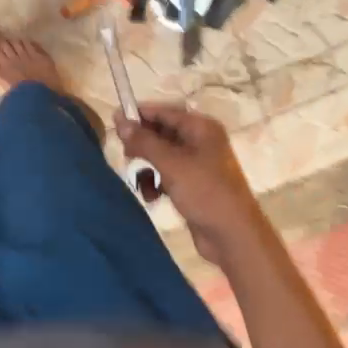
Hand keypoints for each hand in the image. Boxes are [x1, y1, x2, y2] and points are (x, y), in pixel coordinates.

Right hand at [115, 103, 272, 267]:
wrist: (232, 236)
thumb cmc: (204, 193)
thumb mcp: (171, 164)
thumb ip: (144, 141)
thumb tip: (120, 120)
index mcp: (201, 128)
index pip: (164, 112)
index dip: (139, 115)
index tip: (114, 122)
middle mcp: (200, 141)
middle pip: (161, 133)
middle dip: (142, 145)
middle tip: (126, 156)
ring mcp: (197, 164)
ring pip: (161, 156)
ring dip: (146, 167)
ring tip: (139, 182)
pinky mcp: (193, 184)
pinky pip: (167, 174)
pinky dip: (156, 182)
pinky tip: (151, 196)